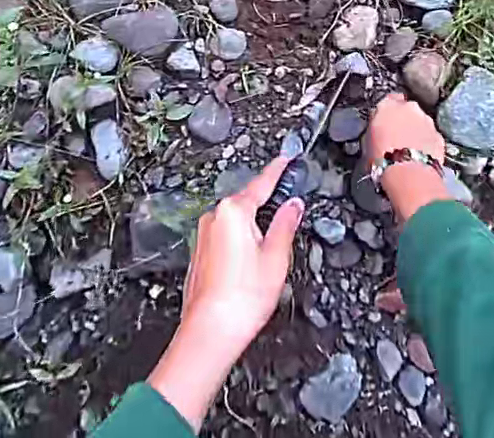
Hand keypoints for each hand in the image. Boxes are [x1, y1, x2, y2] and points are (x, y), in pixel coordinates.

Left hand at [147, 157, 302, 428]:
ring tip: (269, 250)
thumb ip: (286, 223)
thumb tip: (293, 204)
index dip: (279, 169)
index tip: (287, 158)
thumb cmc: (242, 298)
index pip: (263, 182)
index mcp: (234, 211)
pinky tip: (250, 262)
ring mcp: (204, 236)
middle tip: (288, 211)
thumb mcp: (276, 256)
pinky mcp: (199, 253)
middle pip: (248, 201)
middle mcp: (215, 217)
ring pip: (237, 220)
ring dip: (254, 226)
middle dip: (268, 205)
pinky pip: (226, 236)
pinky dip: (241, 241)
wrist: (209, 335)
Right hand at [364, 92, 445, 172]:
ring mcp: (427, 121)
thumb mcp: (367, 142)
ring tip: (407, 150)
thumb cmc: (384, 160)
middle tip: (395, 138)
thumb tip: (377, 130)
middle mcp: (409, 108)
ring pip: (421, 121)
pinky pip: (431, 136)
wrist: (409, 175)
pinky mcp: (439, 136)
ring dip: (416, 131)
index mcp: (388, 106)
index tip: (384, 123)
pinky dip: (427, 143)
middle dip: (403, 120)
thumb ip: (374, 127)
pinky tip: (419, 157)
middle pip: (406, 109)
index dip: (386, 113)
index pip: (387, 100)